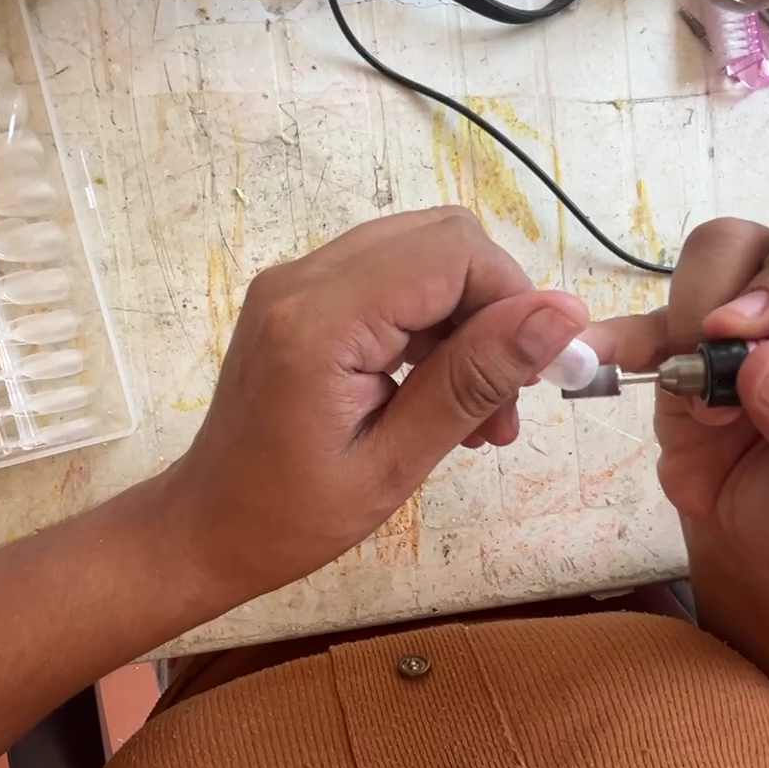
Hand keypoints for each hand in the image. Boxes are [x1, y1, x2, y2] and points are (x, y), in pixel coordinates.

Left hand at [161, 207, 588, 601]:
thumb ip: (471, 382)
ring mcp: (294, 284)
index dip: (514, 297)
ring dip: (465, 324)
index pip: (451, 252)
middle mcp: (300, 280)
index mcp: (318, 322)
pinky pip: (386, 284)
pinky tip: (441, 394)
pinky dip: (428, 328)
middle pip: (439, 241)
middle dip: (493, 309)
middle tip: (507, 399)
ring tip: (482, 415)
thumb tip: (560, 316)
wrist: (208, 526)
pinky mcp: (298, 300)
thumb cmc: (288, 519)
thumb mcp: (393, 463)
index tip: (541, 370)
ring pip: (418, 259)